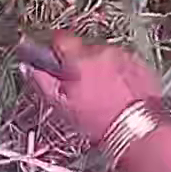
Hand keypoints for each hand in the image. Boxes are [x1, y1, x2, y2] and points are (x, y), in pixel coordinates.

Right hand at [25, 31, 170, 171]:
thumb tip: (29, 68)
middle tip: (76, 87)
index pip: (59, 39)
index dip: (52, 50)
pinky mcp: (141, 65)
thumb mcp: (60, 105)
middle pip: (82, 49)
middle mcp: (104, 52)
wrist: (139, 132)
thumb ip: (41, 81)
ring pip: (102, 57)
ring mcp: (125, 57)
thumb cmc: (101, 122)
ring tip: (99, 94)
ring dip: (97, 69)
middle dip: (77, 64)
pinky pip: (121, 63)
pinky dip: (116, 74)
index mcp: (80, 59)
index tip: (49, 59)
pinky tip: (115, 94)